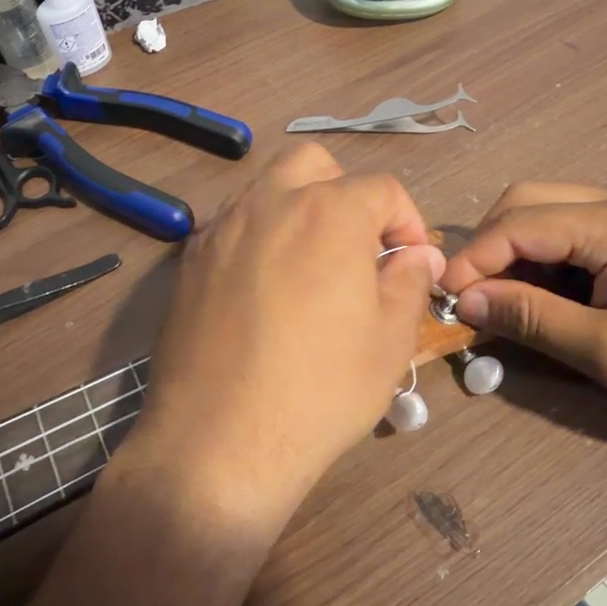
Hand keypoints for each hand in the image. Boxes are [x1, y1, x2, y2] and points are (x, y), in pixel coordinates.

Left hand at [127, 143, 444, 523]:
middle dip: (345, 191)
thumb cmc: (319, 392)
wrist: (218, 441)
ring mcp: (221, 229)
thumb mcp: (389, 342)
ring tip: (311, 267)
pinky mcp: (188, 261)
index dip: (408, 222)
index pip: (382, 188)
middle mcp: (269, 203)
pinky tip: (264, 290)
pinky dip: (257, 238)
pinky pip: (231, 226)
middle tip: (358, 246)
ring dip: (297, 209)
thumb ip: (408, 283)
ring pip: (265, 189)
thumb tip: (418, 256)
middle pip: (313, 164)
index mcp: (328, 212)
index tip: (413, 262)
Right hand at [439, 183, 606, 436]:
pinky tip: (542, 301)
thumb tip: (466, 301)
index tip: (443, 299)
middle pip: (527, 203)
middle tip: (470, 298)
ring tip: (501, 304)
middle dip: (489, 246)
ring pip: (546, 215)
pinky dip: (544, 263)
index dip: (473, 259)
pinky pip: (572, 236)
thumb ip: (534, 319)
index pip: (518, 223)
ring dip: (515, 255)